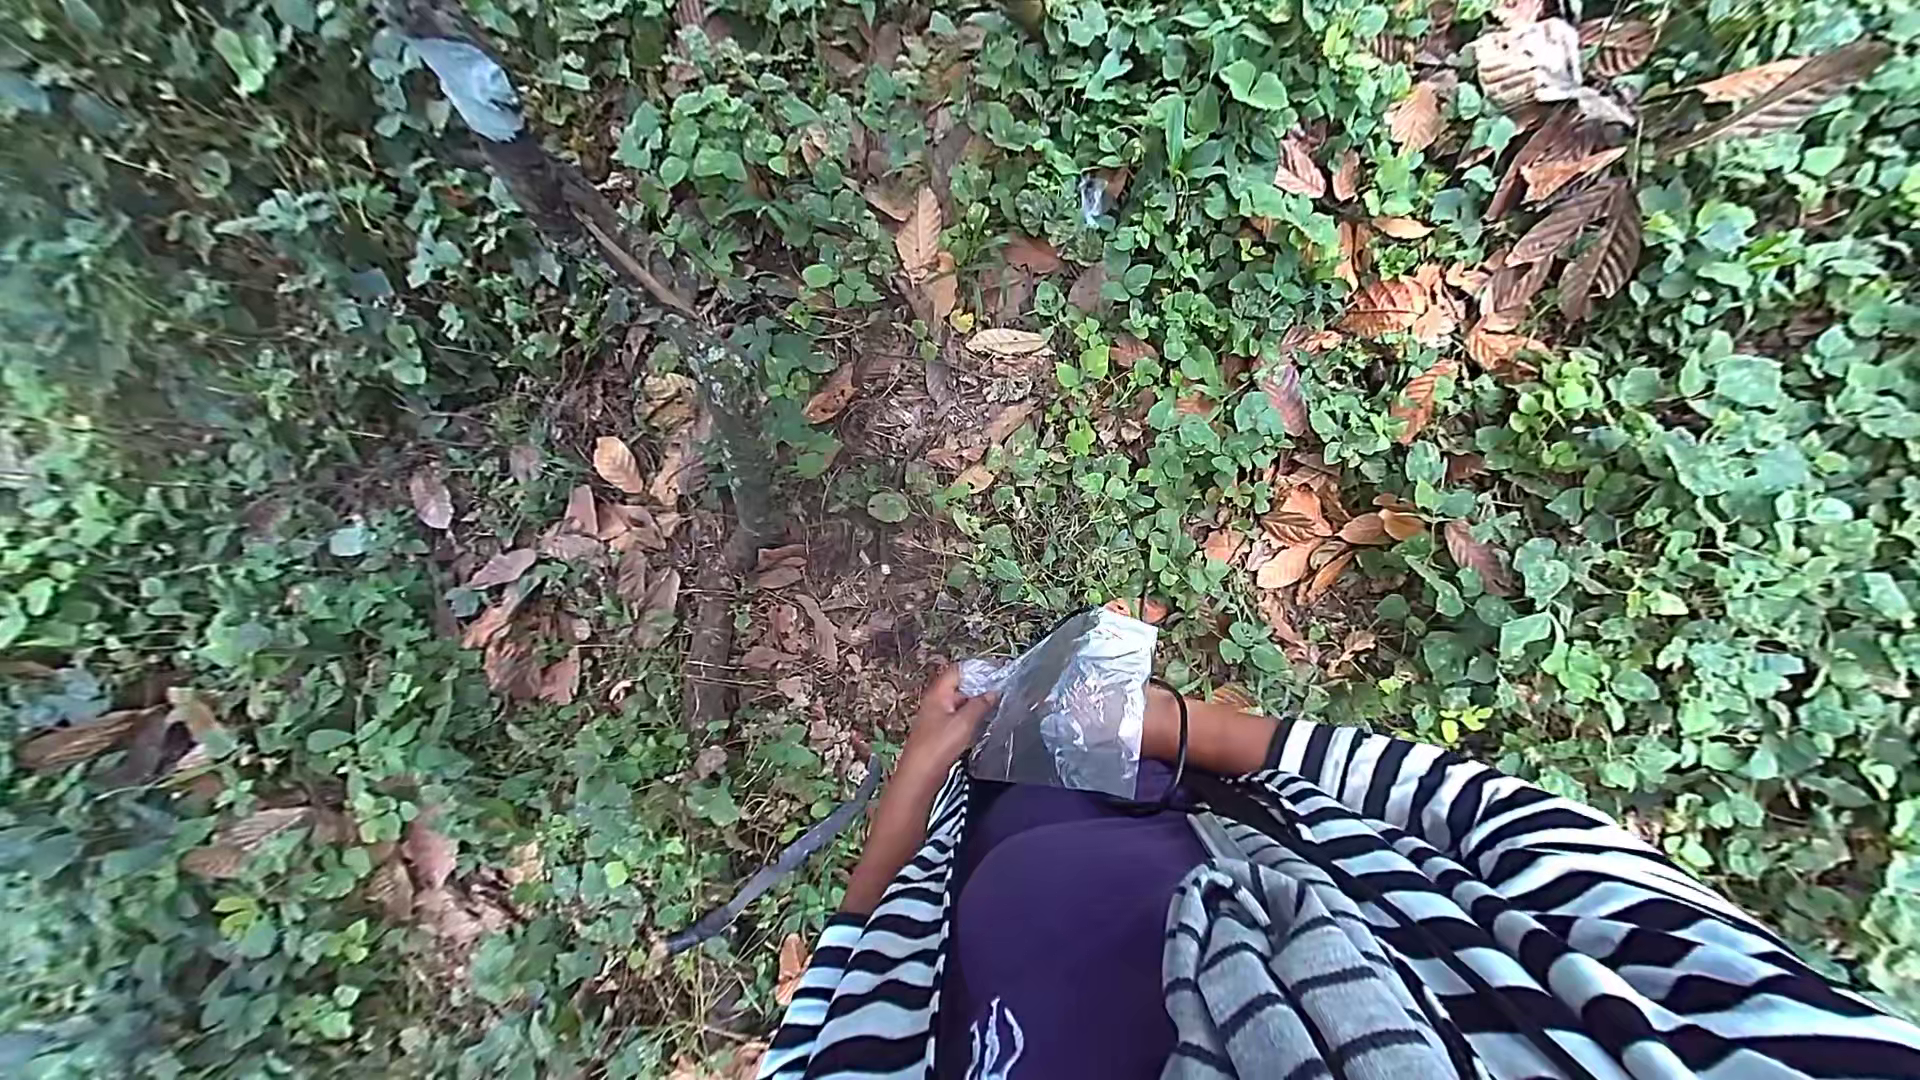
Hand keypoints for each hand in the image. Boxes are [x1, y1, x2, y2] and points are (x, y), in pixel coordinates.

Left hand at [896, 665, 997, 782]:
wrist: (920, 776)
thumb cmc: (938, 747)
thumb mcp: (964, 722)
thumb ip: (980, 705)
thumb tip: (993, 692)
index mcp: (938, 693)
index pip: (958, 670)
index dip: (977, 669)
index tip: (996, 672)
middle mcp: (935, 702)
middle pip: (960, 686)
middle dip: (979, 688)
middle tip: (1000, 692)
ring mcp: (936, 717)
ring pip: (960, 703)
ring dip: (976, 704)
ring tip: (996, 707)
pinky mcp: (939, 732)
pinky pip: (958, 718)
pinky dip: (971, 718)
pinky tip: (983, 724)